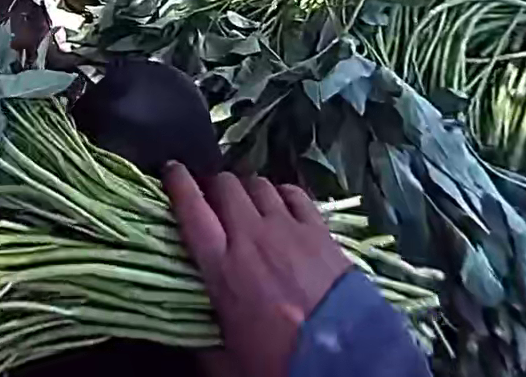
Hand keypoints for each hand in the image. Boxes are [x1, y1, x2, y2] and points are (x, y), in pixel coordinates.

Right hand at [165, 163, 354, 376]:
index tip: (171, 170)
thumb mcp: (231, 367)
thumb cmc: (283, 369)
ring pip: (257, 184)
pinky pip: (294, 194)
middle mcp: (250, 236)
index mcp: (223, 267)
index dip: (177, 181)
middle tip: (213, 197)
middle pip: (224, 185)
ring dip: (246, 188)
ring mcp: (287, 229)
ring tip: (247, 202)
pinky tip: (281, 204)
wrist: (354, 372)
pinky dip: (281, 193)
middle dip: (214, 184)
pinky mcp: (318, 232)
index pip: (191, 207)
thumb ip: (203, 343)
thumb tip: (185, 333)